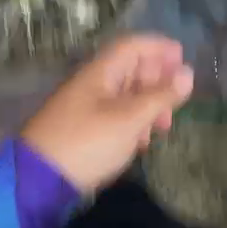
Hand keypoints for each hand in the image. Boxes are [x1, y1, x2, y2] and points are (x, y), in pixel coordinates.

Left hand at [22, 34, 194, 193]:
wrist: (38, 181)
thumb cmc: (88, 143)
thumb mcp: (130, 119)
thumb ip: (160, 96)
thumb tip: (188, 73)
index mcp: (100, 73)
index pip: (133, 46)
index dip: (159, 48)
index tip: (183, 59)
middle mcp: (92, 84)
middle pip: (130, 69)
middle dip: (158, 80)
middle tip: (177, 99)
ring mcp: (85, 107)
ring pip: (125, 94)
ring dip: (148, 105)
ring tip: (163, 127)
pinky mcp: (82, 130)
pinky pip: (114, 115)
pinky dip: (133, 122)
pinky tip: (140, 142)